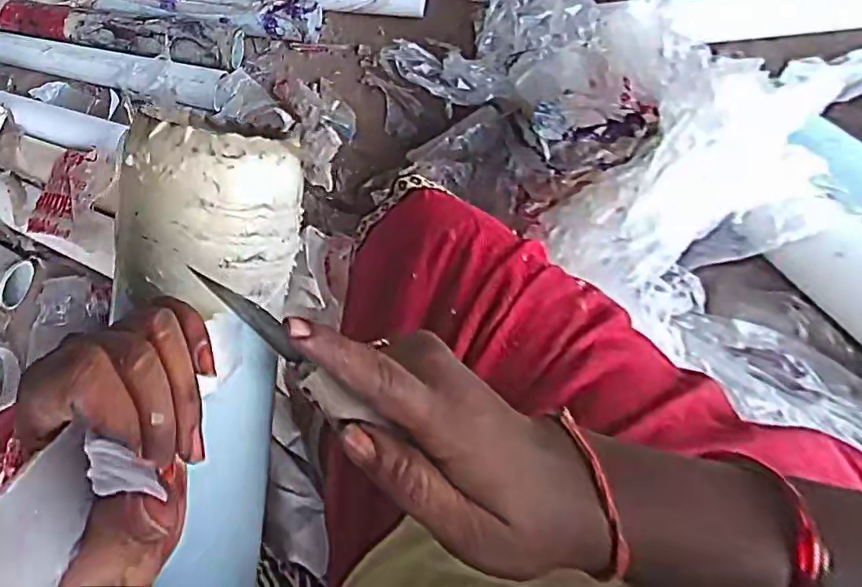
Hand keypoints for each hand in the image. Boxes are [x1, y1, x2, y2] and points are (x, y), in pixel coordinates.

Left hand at [15, 298, 214, 586]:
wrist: (82, 531)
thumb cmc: (72, 537)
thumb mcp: (92, 557)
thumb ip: (118, 537)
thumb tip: (153, 497)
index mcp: (43, 403)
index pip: (82, 371)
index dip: (126, 413)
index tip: (147, 460)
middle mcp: (71, 366)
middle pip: (128, 349)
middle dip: (164, 410)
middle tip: (169, 460)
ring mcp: (105, 351)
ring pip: (153, 326)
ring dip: (184, 387)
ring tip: (184, 437)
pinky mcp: (136, 347)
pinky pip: (169, 317)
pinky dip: (194, 339)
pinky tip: (201, 374)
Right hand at [287, 321, 614, 580]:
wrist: (568, 485)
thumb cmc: (518, 518)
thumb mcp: (468, 531)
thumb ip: (405, 481)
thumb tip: (348, 435)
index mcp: (447, 419)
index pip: (380, 377)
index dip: (332, 352)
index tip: (293, 330)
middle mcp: (437, 372)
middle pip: (363, 364)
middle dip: (337, 389)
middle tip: (360, 439)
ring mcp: (431, 354)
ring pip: (366, 360)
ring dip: (354, 392)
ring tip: (393, 441)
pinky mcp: (425, 350)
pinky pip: (375, 358)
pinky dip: (366, 383)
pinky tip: (393, 420)